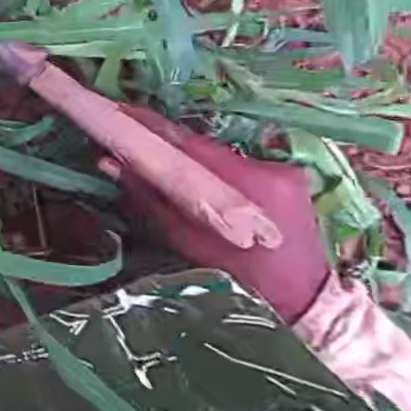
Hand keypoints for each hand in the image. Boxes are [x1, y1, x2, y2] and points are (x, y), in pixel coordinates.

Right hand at [104, 107, 329, 323]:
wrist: (300, 298)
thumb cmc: (234, 273)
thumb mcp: (183, 236)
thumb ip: (148, 194)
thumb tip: (109, 161)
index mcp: (243, 182)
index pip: (186, 142)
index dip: (151, 126)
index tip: (121, 112)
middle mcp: (267, 167)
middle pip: (203, 146)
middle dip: (166, 140)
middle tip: (131, 128)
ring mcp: (283, 170)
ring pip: (221, 154)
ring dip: (190, 154)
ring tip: (158, 153)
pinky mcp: (291, 176)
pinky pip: (240, 164)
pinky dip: (214, 167)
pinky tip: (198, 175)